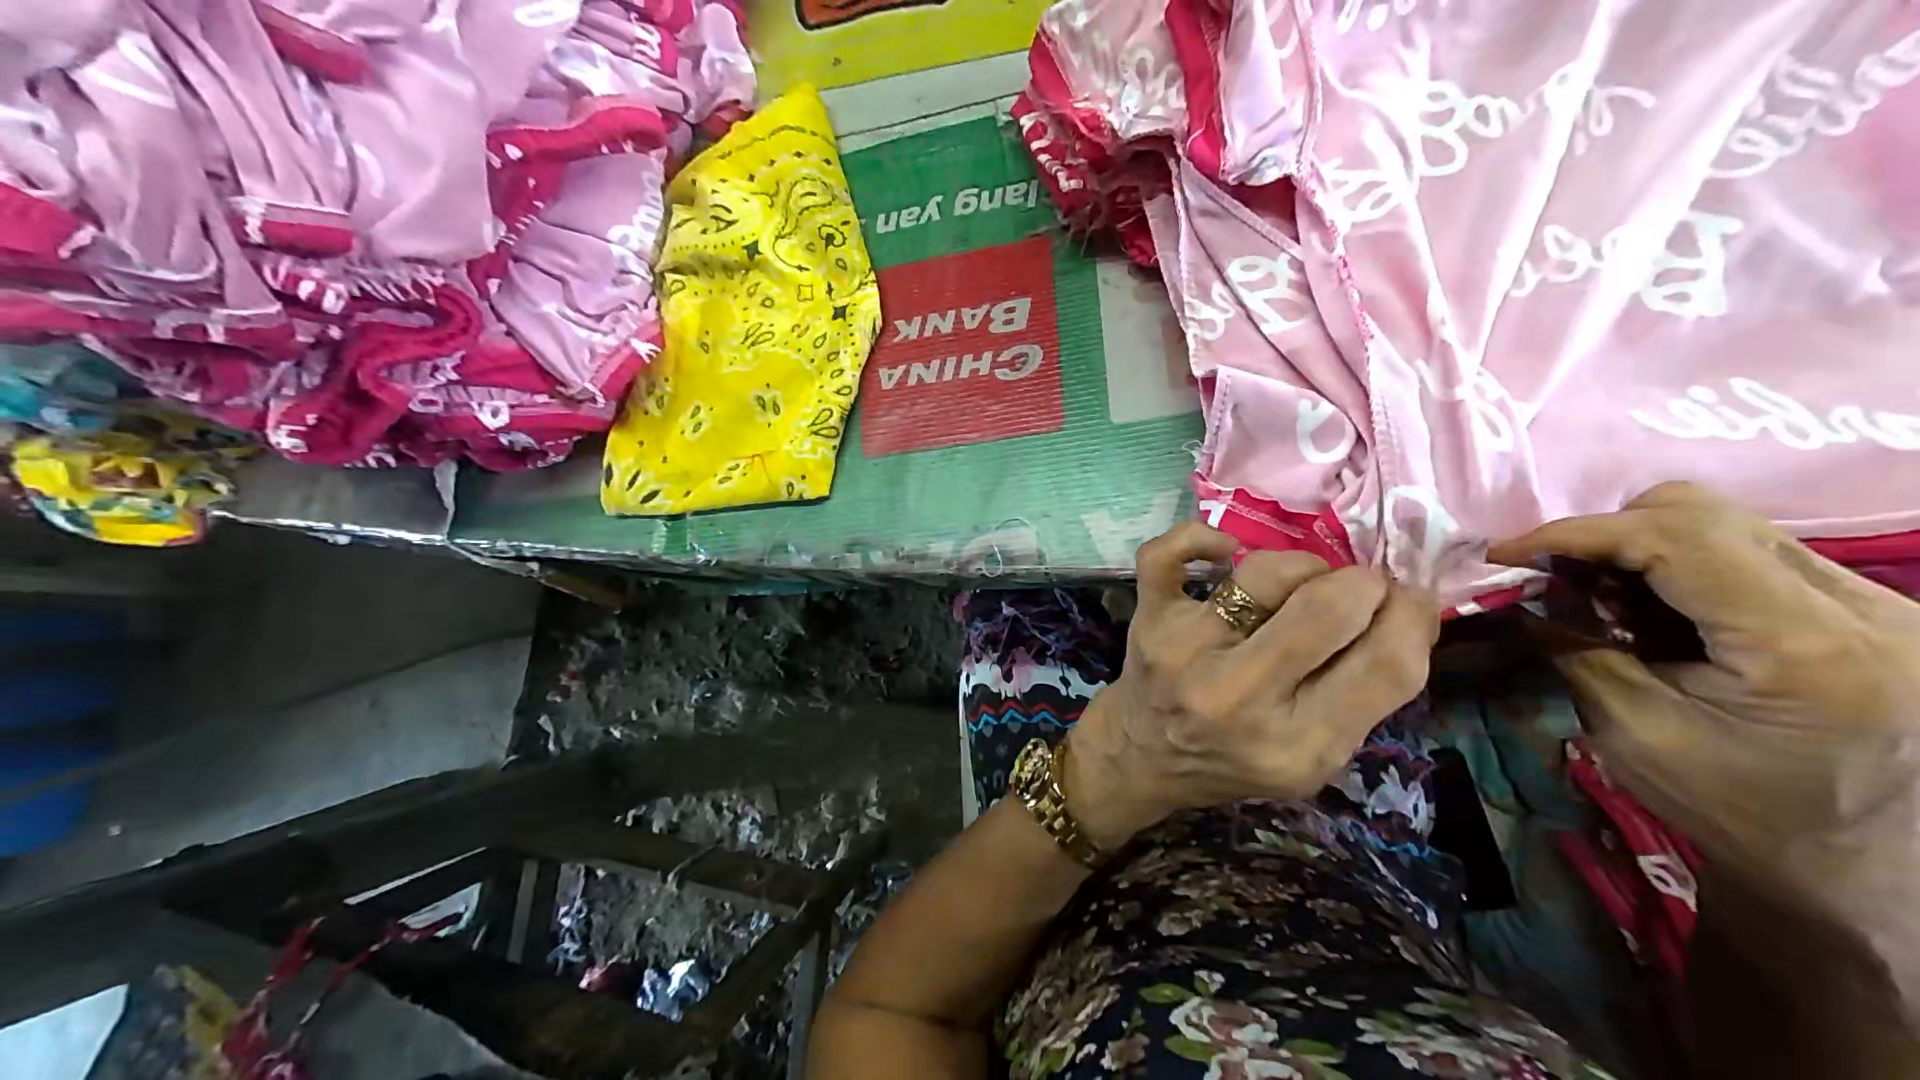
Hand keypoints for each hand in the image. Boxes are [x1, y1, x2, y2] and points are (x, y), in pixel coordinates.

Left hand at [1060, 521, 1438, 851]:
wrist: (1145, 755)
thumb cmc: (1237, 757)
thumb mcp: (1316, 756)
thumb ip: (1365, 692)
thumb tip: (1409, 606)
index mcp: (1297, 745)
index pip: (1387, 666)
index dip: (1412, 618)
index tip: (1406, 601)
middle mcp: (1237, 696)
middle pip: (1328, 609)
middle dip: (1364, 585)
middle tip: (1361, 587)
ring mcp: (1184, 651)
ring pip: (1263, 573)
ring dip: (1302, 565)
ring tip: (1304, 583)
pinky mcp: (1149, 618)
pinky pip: (1167, 554)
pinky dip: (1201, 538)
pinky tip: (1228, 552)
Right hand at [1489, 482, 1919, 906]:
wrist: (1850, 865)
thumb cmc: (1733, 810)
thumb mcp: (1632, 729)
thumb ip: (1577, 649)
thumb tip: (1525, 592)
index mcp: (1806, 645)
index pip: (1677, 538)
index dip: (1576, 532)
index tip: (1504, 552)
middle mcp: (1860, 607)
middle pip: (1705, 514)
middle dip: (1605, 533)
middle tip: (1550, 573)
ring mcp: (1873, 603)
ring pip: (1725, 524)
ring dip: (1638, 547)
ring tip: (1598, 596)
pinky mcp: (1862, 610)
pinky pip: (1746, 552)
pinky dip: (1676, 565)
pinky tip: (1651, 609)